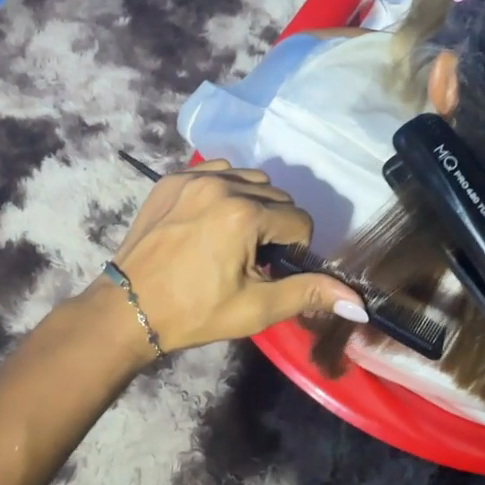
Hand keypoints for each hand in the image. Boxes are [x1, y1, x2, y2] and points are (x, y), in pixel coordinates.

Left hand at [107, 160, 366, 354]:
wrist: (126, 310)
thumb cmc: (194, 313)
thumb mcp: (255, 309)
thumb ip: (307, 294)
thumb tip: (358, 301)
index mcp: (245, 215)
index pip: (299, 221)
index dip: (292, 249)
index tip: (268, 271)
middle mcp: (222, 184)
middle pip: (276, 196)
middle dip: (274, 225)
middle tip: (250, 258)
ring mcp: (192, 177)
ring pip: (249, 179)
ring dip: (252, 203)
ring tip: (232, 237)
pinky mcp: (171, 178)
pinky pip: (216, 171)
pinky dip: (223, 189)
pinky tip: (210, 219)